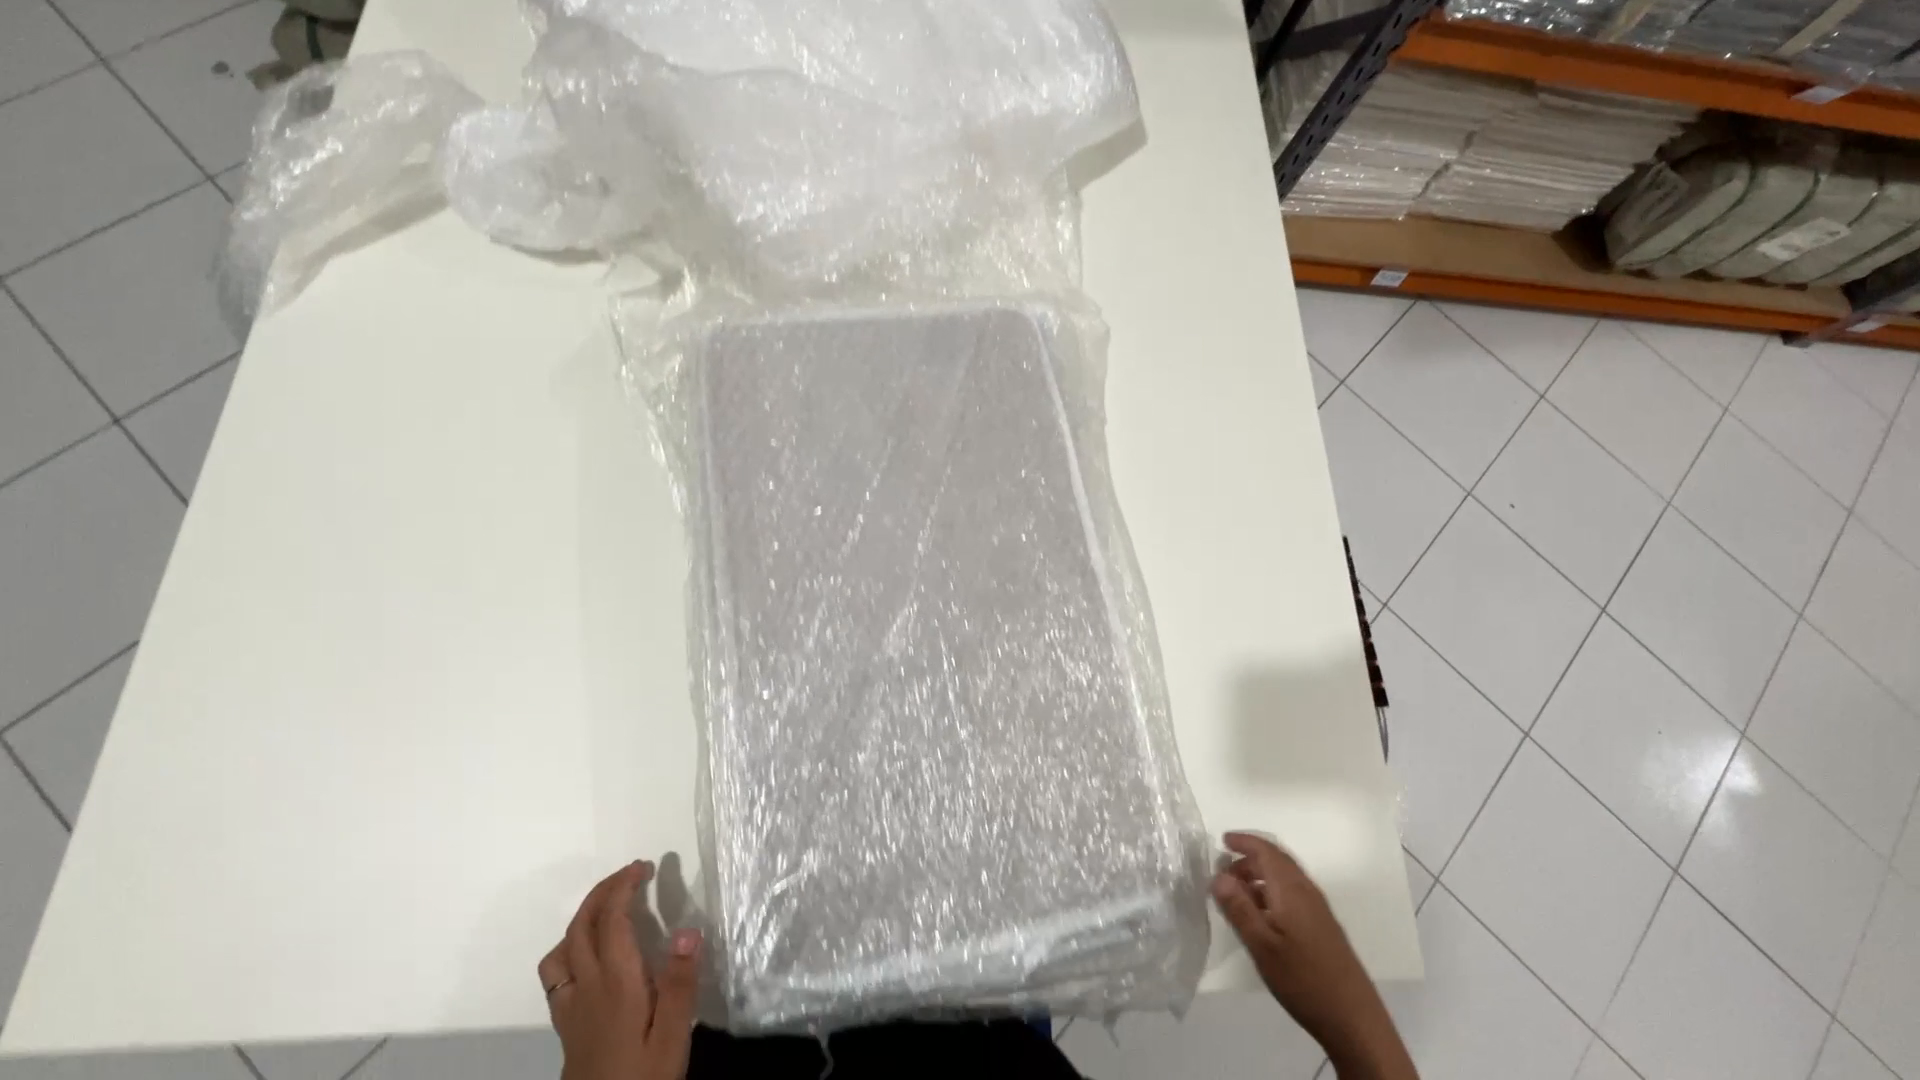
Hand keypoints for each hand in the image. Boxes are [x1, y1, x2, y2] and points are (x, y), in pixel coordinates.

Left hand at [540, 862, 702, 1079]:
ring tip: (611, 908)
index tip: (645, 866)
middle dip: (604, 891)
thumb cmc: (644, 1079)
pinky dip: (571, 946)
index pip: (612, 919)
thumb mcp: (673, 1037)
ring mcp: (571, 1005)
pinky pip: (556, 971)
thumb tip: (687, 930)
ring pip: (562, 946)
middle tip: (633, 874)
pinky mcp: (565, 1023)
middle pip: (582, 924)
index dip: (624, 886)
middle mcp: (587, 986)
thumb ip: (680, 984)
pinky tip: (591, 955)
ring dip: (583, 916)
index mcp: (617, 983)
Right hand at [1212, 833, 1416, 1079]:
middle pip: (1278, 861)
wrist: (1353, 1018)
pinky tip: (1261, 917)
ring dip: (1260, 876)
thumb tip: (1218, 875)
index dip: (1244, 841)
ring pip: (1285, 878)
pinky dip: (1271, 892)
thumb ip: (1239, 908)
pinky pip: (1292, 895)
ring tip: (1236, 894)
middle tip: (1223, 872)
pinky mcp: (1322, 927)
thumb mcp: (1261, 945)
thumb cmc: (1302, 979)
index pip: (1267, 851)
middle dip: (1249, 858)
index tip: (1222, 840)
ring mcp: (1318, 910)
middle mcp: (1307, 892)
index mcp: (1292, 890)